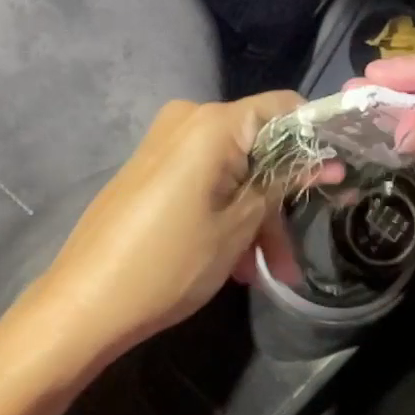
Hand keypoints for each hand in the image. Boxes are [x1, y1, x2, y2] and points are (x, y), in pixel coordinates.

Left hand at [28, 91, 329, 346]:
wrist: (80, 307)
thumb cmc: (169, 261)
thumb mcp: (239, 225)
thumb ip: (284, 184)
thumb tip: (328, 160)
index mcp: (214, 122)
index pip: (285, 106)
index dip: (316, 140)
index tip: (335, 179)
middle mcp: (189, 119)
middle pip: (258, 145)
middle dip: (282, 197)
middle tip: (298, 248)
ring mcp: (166, 143)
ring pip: (233, 170)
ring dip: (255, 216)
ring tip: (268, 273)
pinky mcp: (151, 169)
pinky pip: (205, 180)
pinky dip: (226, 212)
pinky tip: (236, 264)